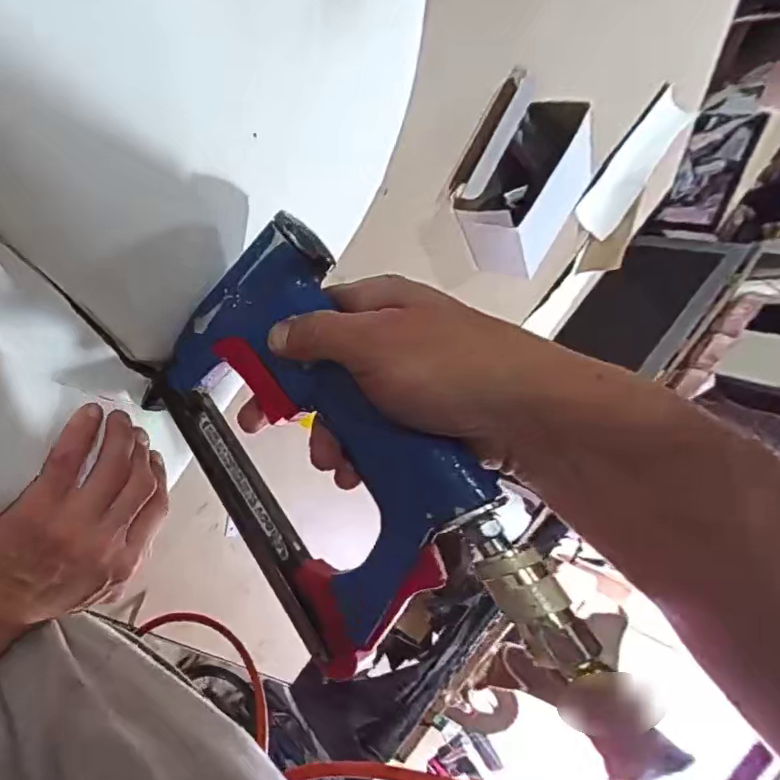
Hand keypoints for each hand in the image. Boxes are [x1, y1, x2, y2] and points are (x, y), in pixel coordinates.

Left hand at [0, 404, 168, 625]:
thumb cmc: (43, 593)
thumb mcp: (101, 588)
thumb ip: (125, 558)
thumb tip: (139, 524)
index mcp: (124, 562)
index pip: (156, 507)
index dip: (158, 476)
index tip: (152, 460)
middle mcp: (106, 540)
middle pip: (140, 481)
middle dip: (141, 450)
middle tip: (134, 435)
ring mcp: (76, 520)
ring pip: (114, 464)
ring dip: (120, 436)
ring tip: (117, 422)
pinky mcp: (45, 502)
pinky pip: (71, 456)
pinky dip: (84, 430)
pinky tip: (90, 416)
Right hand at [234, 275, 647, 482]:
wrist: (529, 416)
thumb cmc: (448, 367)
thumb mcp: (372, 343)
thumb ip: (317, 336)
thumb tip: (276, 334)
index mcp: (376, 306)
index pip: (312, 315)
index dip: (277, 343)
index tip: (250, 374)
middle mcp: (388, 339)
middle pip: (323, 369)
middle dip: (300, 405)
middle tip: (263, 427)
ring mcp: (406, 381)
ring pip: (346, 409)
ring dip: (330, 439)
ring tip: (335, 464)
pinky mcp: (420, 418)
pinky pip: (374, 434)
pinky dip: (360, 454)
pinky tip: (357, 474)